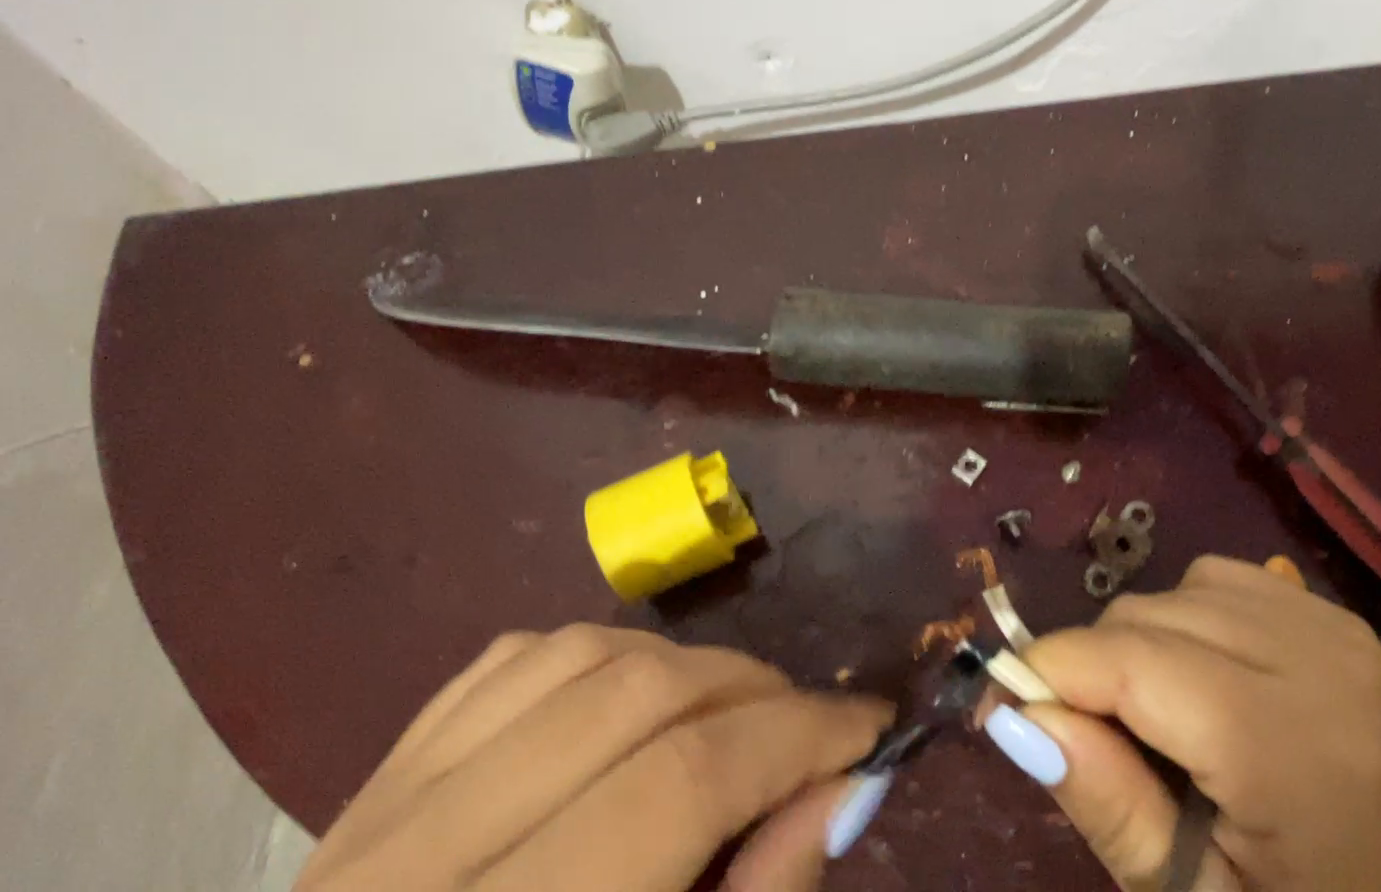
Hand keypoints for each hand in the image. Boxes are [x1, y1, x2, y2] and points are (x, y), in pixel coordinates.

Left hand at [297, 624, 891, 891]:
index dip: (797, 737)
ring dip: (684, 664)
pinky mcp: (370, 788)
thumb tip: (844, 784)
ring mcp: (376, 816)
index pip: (681, 780)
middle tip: (811, 728)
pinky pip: (506, 664)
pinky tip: (639, 693)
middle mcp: (416, 865)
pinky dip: (600, 656)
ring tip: (737, 710)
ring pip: (572, 656)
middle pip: (632, 697)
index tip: (869, 729)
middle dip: (755, 691)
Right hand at [981, 556, 1380, 890]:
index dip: (1047, 671)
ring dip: (1139, 643)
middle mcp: (1315, 660)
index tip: (1003, 710)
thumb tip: (1015, 715)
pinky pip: (1221, 580)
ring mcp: (1333, 626)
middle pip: (1145, 616)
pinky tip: (1205, 680)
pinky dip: (1186, 619)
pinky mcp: (1337, 614)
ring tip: (1159, 719)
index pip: (1130, 661)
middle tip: (1095, 747)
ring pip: (1175, 589)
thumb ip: (1110, 805)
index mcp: (1288, 749)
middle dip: (1091, 668)